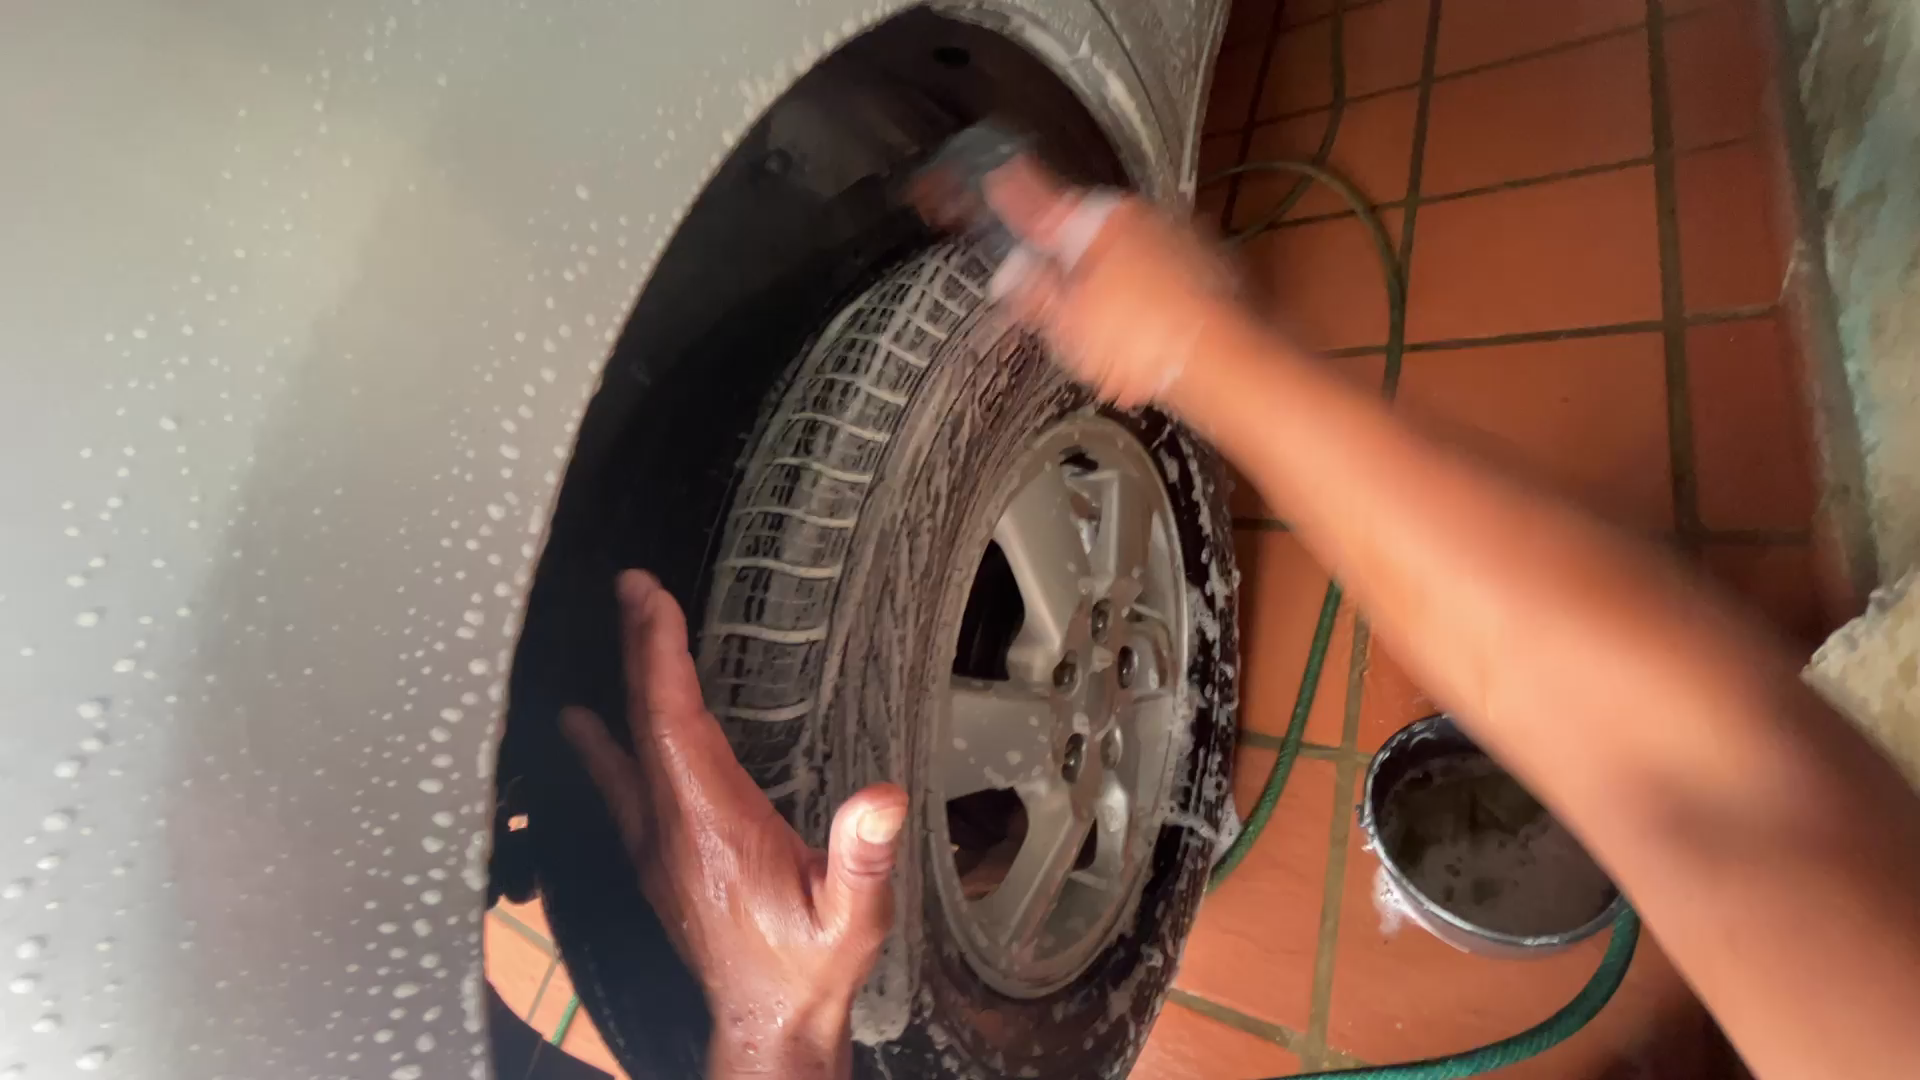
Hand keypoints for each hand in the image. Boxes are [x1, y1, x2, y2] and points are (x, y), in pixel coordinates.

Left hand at [562, 571, 908, 1078]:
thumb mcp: (852, 917)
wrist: (768, 1023)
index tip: (653, 603)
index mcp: (714, 827)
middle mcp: (671, 829)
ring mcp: (657, 843)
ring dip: (626, 681)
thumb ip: (861, 859)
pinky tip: (585, 724)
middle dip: (639, 648)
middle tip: (633, 588)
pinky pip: (625, 780)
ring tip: (621, 629)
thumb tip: (882, 797)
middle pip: (643, 721)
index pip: (674, 725)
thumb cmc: (809, 966)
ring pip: (630, 746)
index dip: (659, 659)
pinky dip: (607, 739)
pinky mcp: (660, 855)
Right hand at [975, 157, 1250, 406]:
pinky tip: (1136, 335)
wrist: (1218, 361)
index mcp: (1100, 223)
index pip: (1041, 203)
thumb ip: (1032, 292)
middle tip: (1053, 303)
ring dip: (1107, 284)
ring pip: (1123, 256)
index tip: (999, 180)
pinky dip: (1142, 297)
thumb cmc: (1144, 343)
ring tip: (1102, 335)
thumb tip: (1010, 274)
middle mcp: (1141, 218)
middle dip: (1067, 264)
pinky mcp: (1205, 265)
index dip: (1014, 195)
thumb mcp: (1066, 325)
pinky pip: (1157, 275)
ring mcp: (1177, 238)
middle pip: (1085, 234)